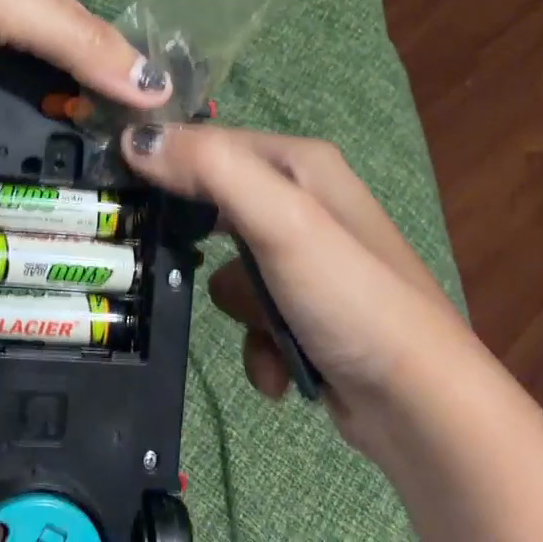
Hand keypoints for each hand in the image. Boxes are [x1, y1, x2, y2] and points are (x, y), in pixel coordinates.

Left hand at [0, 0, 174, 222]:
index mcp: (2, 9)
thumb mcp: (1, 2)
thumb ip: (77, 39)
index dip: (104, 95)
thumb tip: (156, 88)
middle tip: (76, 203)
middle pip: (21, 106)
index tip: (131, 151)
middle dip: (43, 148)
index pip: (70, 53)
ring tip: (3, 228)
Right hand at [117, 124, 466, 451]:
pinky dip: (258, 343)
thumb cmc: (350, 297)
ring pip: (232, 272)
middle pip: (218, 208)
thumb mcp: (281, 221)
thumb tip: (135, 136)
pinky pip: (255, 316)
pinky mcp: (310, 312)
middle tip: (175, 266)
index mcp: (303, 163)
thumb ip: (210, 170)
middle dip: (205, 250)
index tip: (122, 191)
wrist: (420, 407)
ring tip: (265, 329)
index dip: (167, 161)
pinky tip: (278, 366)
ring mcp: (310, 262)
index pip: (213, 142)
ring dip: (241, 309)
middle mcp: (308, 202)